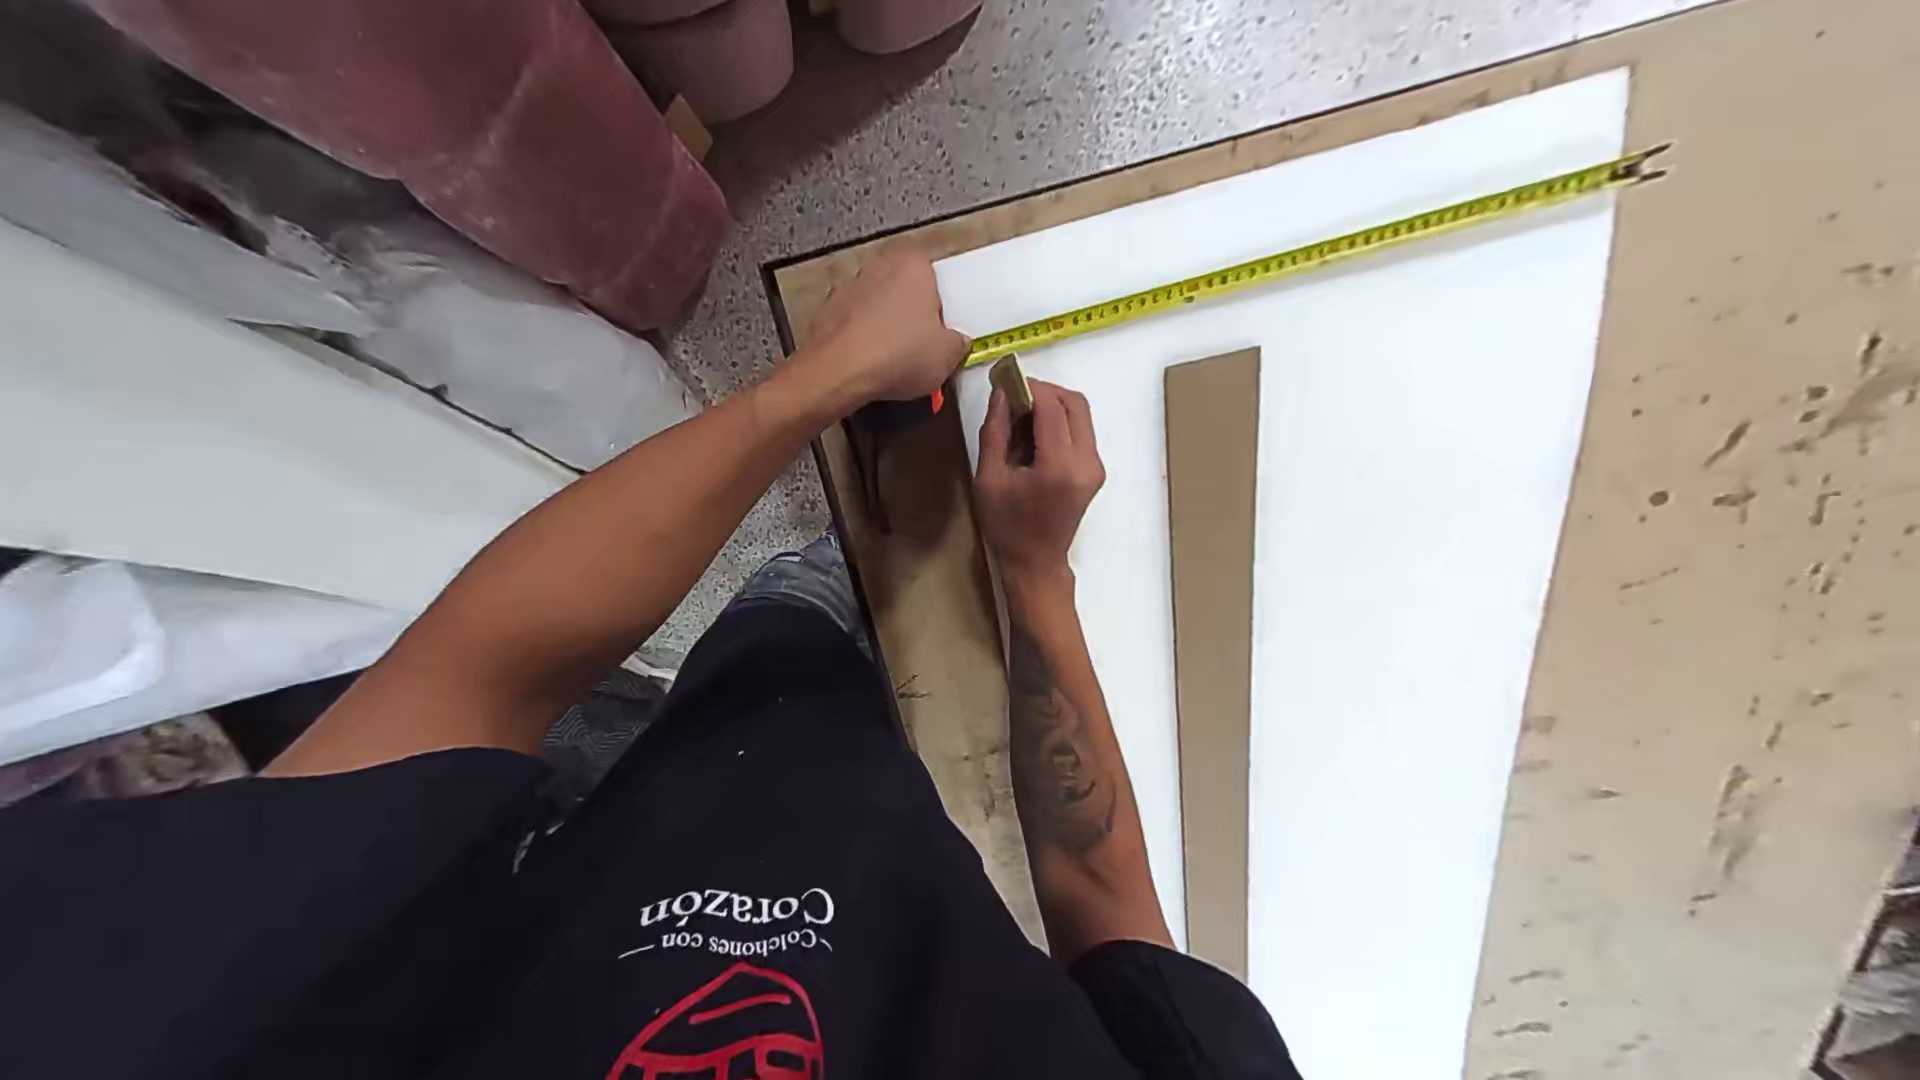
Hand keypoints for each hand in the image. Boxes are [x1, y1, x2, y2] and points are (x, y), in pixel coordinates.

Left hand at [804, 248, 970, 405]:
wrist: (839, 372)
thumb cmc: (900, 355)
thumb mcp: (947, 356)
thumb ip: (957, 343)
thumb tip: (956, 342)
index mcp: (913, 264)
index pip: (934, 274)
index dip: (940, 302)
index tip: (942, 329)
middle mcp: (878, 265)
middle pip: (903, 288)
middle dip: (911, 313)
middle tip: (921, 345)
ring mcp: (847, 286)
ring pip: (876, 305)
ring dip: (884, 325)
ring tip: (893, 359)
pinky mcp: (826, 311)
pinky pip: (854, 324)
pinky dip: (861, 339)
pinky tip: (869, 364)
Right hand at [974, 379, 1104, 579]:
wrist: (1036, 563)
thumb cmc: (1006, 526)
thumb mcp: (989, 478)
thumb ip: (996, 431)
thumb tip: (1002, 393)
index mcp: (1058, 467)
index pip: (1051, 407)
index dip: (1029, 388)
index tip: (1005, 383)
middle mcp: (1086, 462)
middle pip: (1074, 403)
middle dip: (1044, 391)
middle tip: (1014, 397)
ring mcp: (1096, 466)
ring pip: (1080, 414)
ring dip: (1052, 405)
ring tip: (1021, 417)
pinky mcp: (1095, 470)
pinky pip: (1080, 431)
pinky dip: (1059, 422)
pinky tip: (1034, 435)